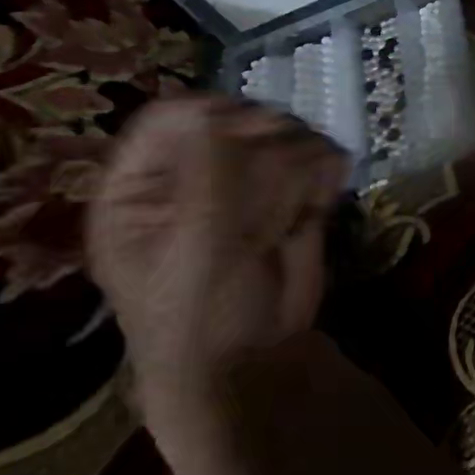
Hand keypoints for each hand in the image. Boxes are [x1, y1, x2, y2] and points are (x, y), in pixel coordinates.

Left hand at [87, 97, 347, 396]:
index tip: (252, 134)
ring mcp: (250, 177)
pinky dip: (328, 171)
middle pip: (239, 121)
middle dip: (268, 149)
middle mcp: (197, 168)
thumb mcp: (193, 254)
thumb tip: (222, 113)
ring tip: (300, 207)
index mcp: (146, 182)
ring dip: (303, 161)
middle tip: (282, 185)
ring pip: (286, 133)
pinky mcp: (294, 190)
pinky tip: (321, 202)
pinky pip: (319, 157)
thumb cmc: (198, 318)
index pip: (172, 119)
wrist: (252, 360)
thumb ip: (209, 180)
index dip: (212, 117)